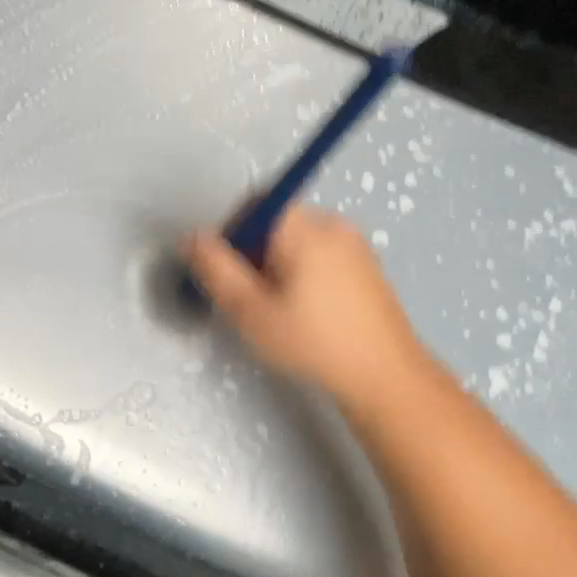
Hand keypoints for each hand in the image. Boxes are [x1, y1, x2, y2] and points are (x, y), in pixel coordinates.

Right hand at [183, 206, 427, 402]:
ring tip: (272, 306)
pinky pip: (318, 253)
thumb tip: (192, 236)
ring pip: (295, 240)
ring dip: (273, 264)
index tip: (226, 270)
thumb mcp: (248, 309)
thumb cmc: (310, 340)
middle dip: (251, 251)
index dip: (231, 230)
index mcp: (304, 229)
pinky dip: (299, 272)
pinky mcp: (365, 266)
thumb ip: (215, 268)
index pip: (256, 202)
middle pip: (274, 220)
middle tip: (246, 296)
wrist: (383, 374)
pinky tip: (301, 309)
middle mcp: (333, 225)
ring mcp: (355, 244)